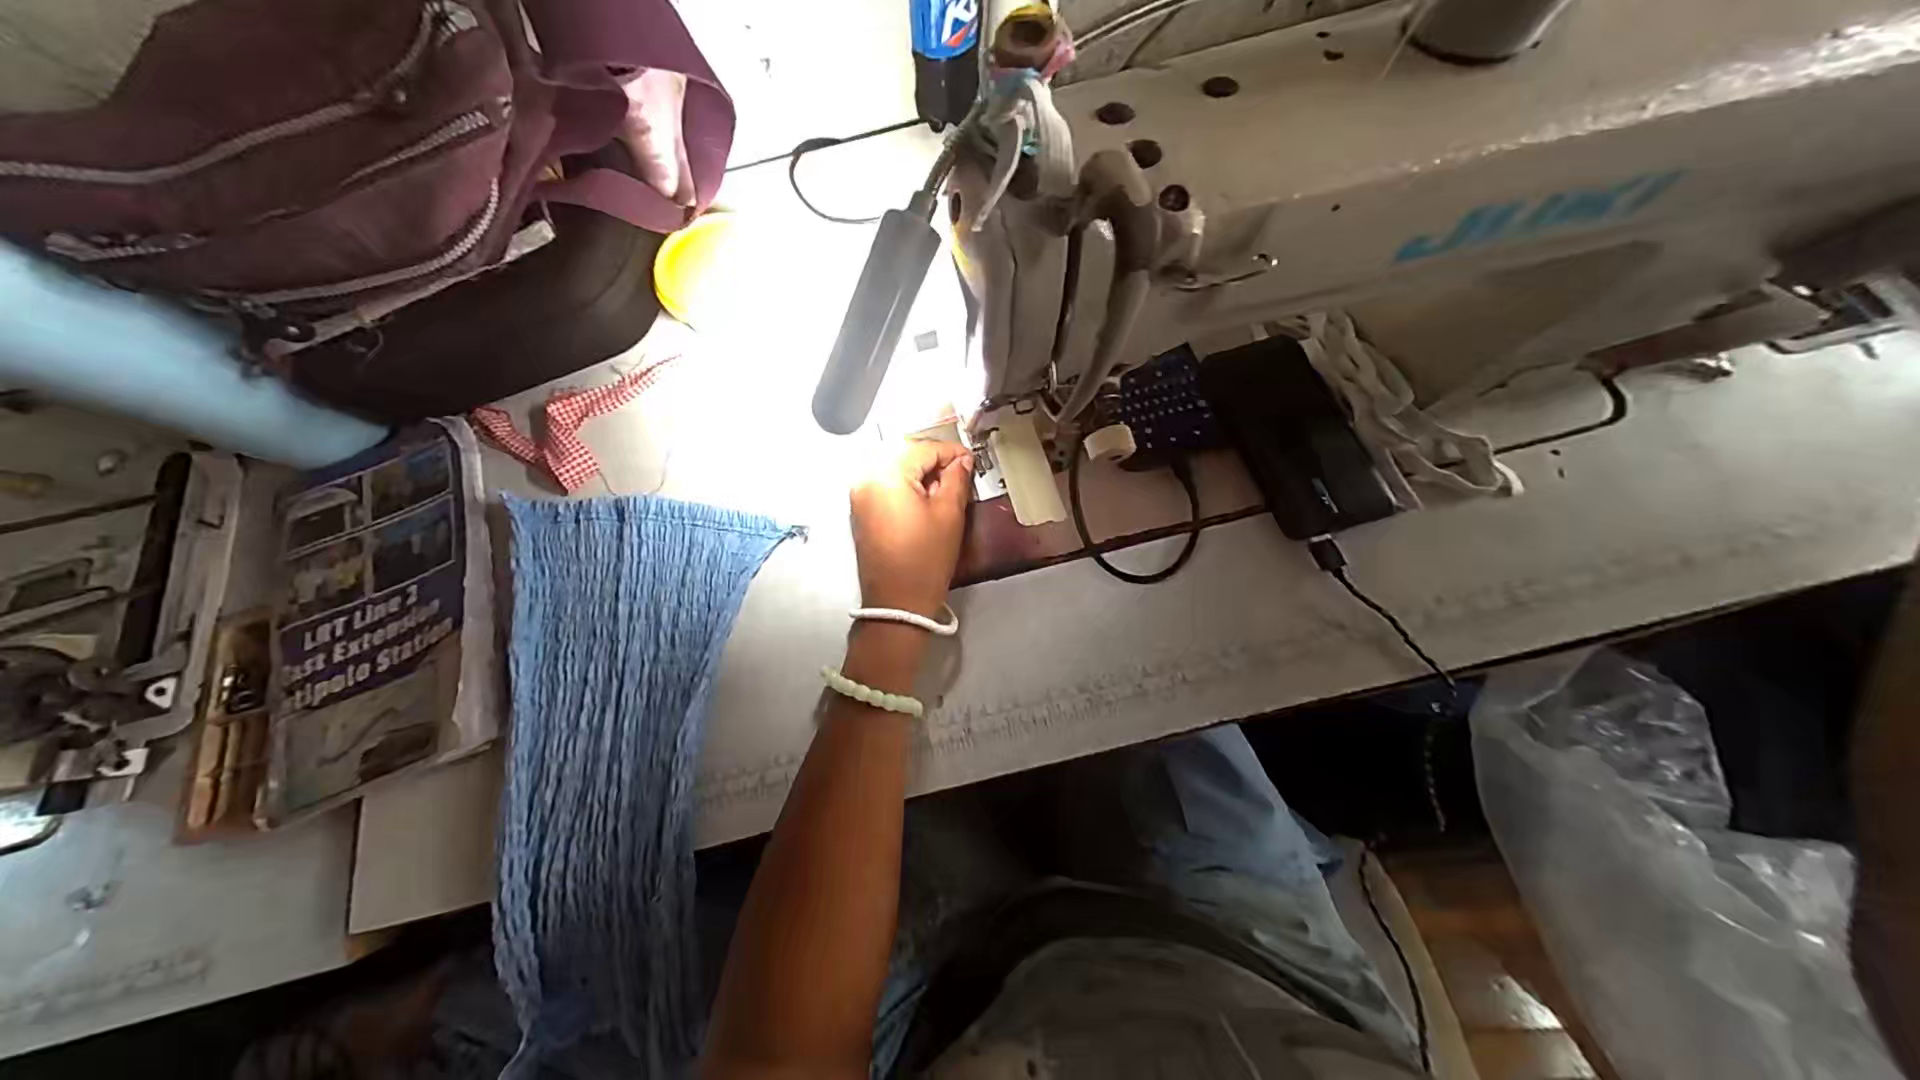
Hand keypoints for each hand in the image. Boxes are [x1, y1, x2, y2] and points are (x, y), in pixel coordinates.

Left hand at [849, 440, 973, 617]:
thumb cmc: (924, 560)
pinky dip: (904, 485)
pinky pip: (884, 484)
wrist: (896, 603)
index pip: (923, 448)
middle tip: (959, 472)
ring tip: (944, 487)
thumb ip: (956, 479)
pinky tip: (924, 499)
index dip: (951, 452)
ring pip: (893, 468)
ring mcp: (859, 495)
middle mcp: (865, 478)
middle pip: (904, 453)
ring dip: (918, 471)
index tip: (970, 460)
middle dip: (933, 460)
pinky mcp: (860, 511)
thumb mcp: (948, 514)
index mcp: (886, 475)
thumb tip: (961, 462)